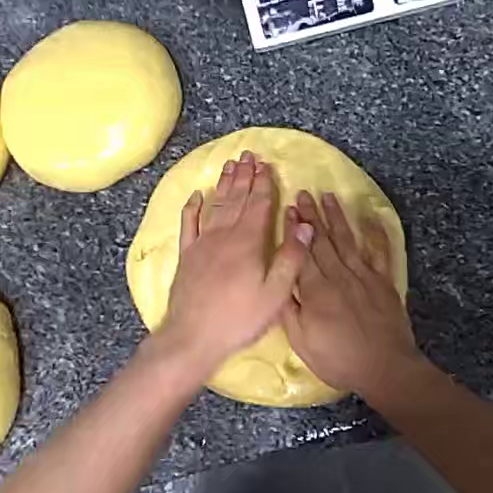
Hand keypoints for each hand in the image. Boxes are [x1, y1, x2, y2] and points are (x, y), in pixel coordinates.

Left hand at [156, 151, 313, 371]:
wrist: (192, 337)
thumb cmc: (239, 318)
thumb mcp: (275, 294)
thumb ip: (291, 258)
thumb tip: (305, 225)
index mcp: (248, 242)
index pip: (258, 205)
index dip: (264, 183)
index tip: (266, 165)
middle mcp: (223, 235)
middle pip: (236, 199)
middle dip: (244, 176)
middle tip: (248, 155)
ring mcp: (201, 244)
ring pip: (215, 206)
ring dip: (224, 185)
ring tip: (229, 165)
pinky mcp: (186, 257)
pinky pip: (188, 224)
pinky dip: (192, 208)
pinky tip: (196, 196)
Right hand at [283, 191, 427, 399]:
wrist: (384, 368)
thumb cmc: (338, 359)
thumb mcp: (301, 341)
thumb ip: (288, 310)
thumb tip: (278, 282)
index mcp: (315, 289)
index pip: (301, 252)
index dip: (294, 230)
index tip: (288, 210)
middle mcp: (338, 275)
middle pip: (322, 240)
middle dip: (311, 216)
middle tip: (303, 193)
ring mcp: (364, 276)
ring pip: (347, 239)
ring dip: (336, 217)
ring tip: (328, 196)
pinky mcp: (383, 281)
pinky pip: (380, 251)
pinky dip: (376, 232)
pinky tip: (371, 216)